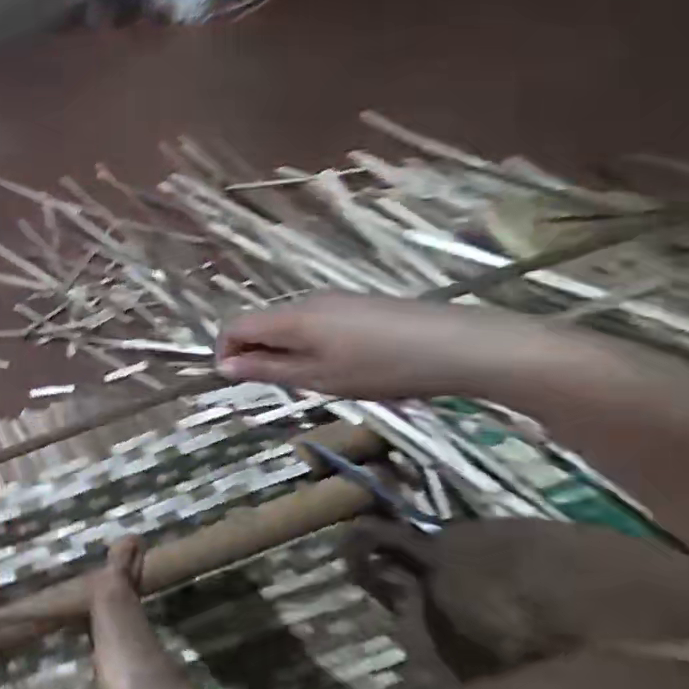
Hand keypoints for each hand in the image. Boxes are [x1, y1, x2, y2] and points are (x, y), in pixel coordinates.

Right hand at [214, 293, 570, 399]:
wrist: (464, 346)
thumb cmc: (381, 368)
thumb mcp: (317, 378)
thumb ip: (267, 370)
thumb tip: (224, 367)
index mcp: (291, 318)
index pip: (235, 327)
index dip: (224, 353)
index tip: (234, 382)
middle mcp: (308, 302)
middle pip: (261, 323)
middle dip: (254, 353)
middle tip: (275, 388)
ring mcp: (337, 301)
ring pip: (289, 325)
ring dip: (282, 351)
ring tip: (311, 382)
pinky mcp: (360, 306)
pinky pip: (315, 323)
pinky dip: (309, 345)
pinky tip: (341, 367)